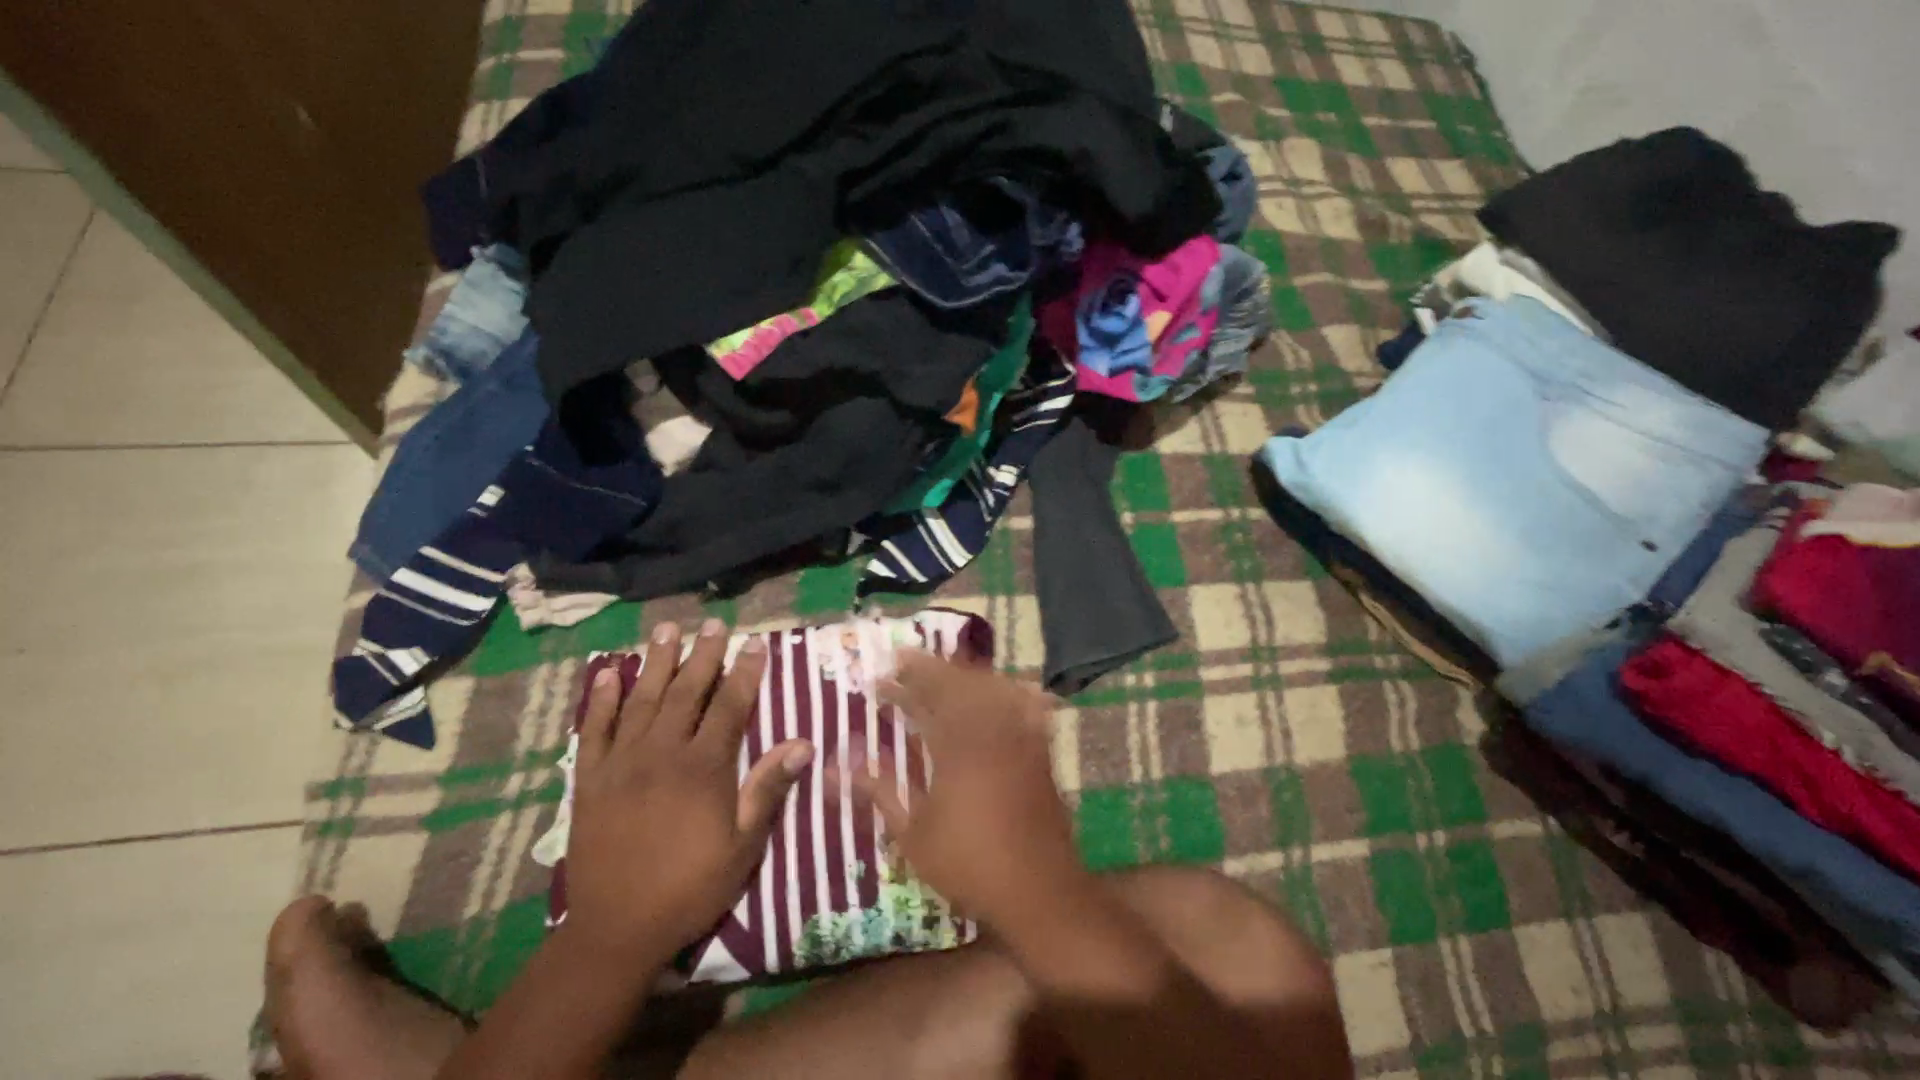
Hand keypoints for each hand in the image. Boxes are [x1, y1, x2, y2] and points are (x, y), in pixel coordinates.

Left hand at [567, 619, 812, 957]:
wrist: (617, 927)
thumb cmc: (690, 887)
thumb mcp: (743, 847)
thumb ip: (767, 790)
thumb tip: (802, 743)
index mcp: (703, 769)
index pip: (729, 708)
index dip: (745, 673)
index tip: (756, 644)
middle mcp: (661, 754)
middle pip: (686, 693)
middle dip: (703, 656)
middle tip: (712, 624)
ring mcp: (621, 763)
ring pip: (642, 700)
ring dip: (656, 662)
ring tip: (666, 629)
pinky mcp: (590, 779)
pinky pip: (595, 729)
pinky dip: (601, 699)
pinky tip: (608, 673)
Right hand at [835, 651, 1086, 930]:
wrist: (1039, 889)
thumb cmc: (969, 865)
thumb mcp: (912, 834)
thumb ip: (877, 793)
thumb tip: (833, 768)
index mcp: (955, 748)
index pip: (925, 699)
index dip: (902, 684)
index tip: (879, 677)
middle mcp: (990, 732)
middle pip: (960, 684)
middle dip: (930, 671)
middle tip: (904, 668)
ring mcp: (1021, 739)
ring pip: (992, 688)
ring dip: (963, 677)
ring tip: (941, 678)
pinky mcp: (1041, 751)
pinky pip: (1023, 705)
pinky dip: (1005, 692)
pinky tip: (998, 691)